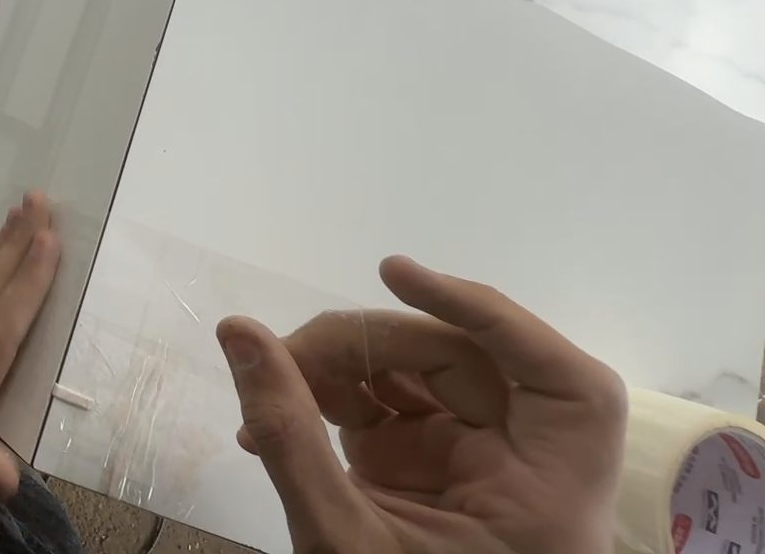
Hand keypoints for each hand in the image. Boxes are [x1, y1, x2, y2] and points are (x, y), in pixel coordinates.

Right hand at [217, 256, 625, 553]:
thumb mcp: (337, 539)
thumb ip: (286, 431)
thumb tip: (236, 329)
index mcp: (544, 501)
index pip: (564, 384)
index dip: (489, 314)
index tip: (391, 274)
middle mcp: (523, 469)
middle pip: (459, 360)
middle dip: (361, 345)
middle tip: (281, 360)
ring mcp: (472, 461)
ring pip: (412, 369)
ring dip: (332, 364)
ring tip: (268, 397)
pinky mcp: (426, 460)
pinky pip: (379, 397)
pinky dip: (322, 392)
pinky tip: (272, 417)